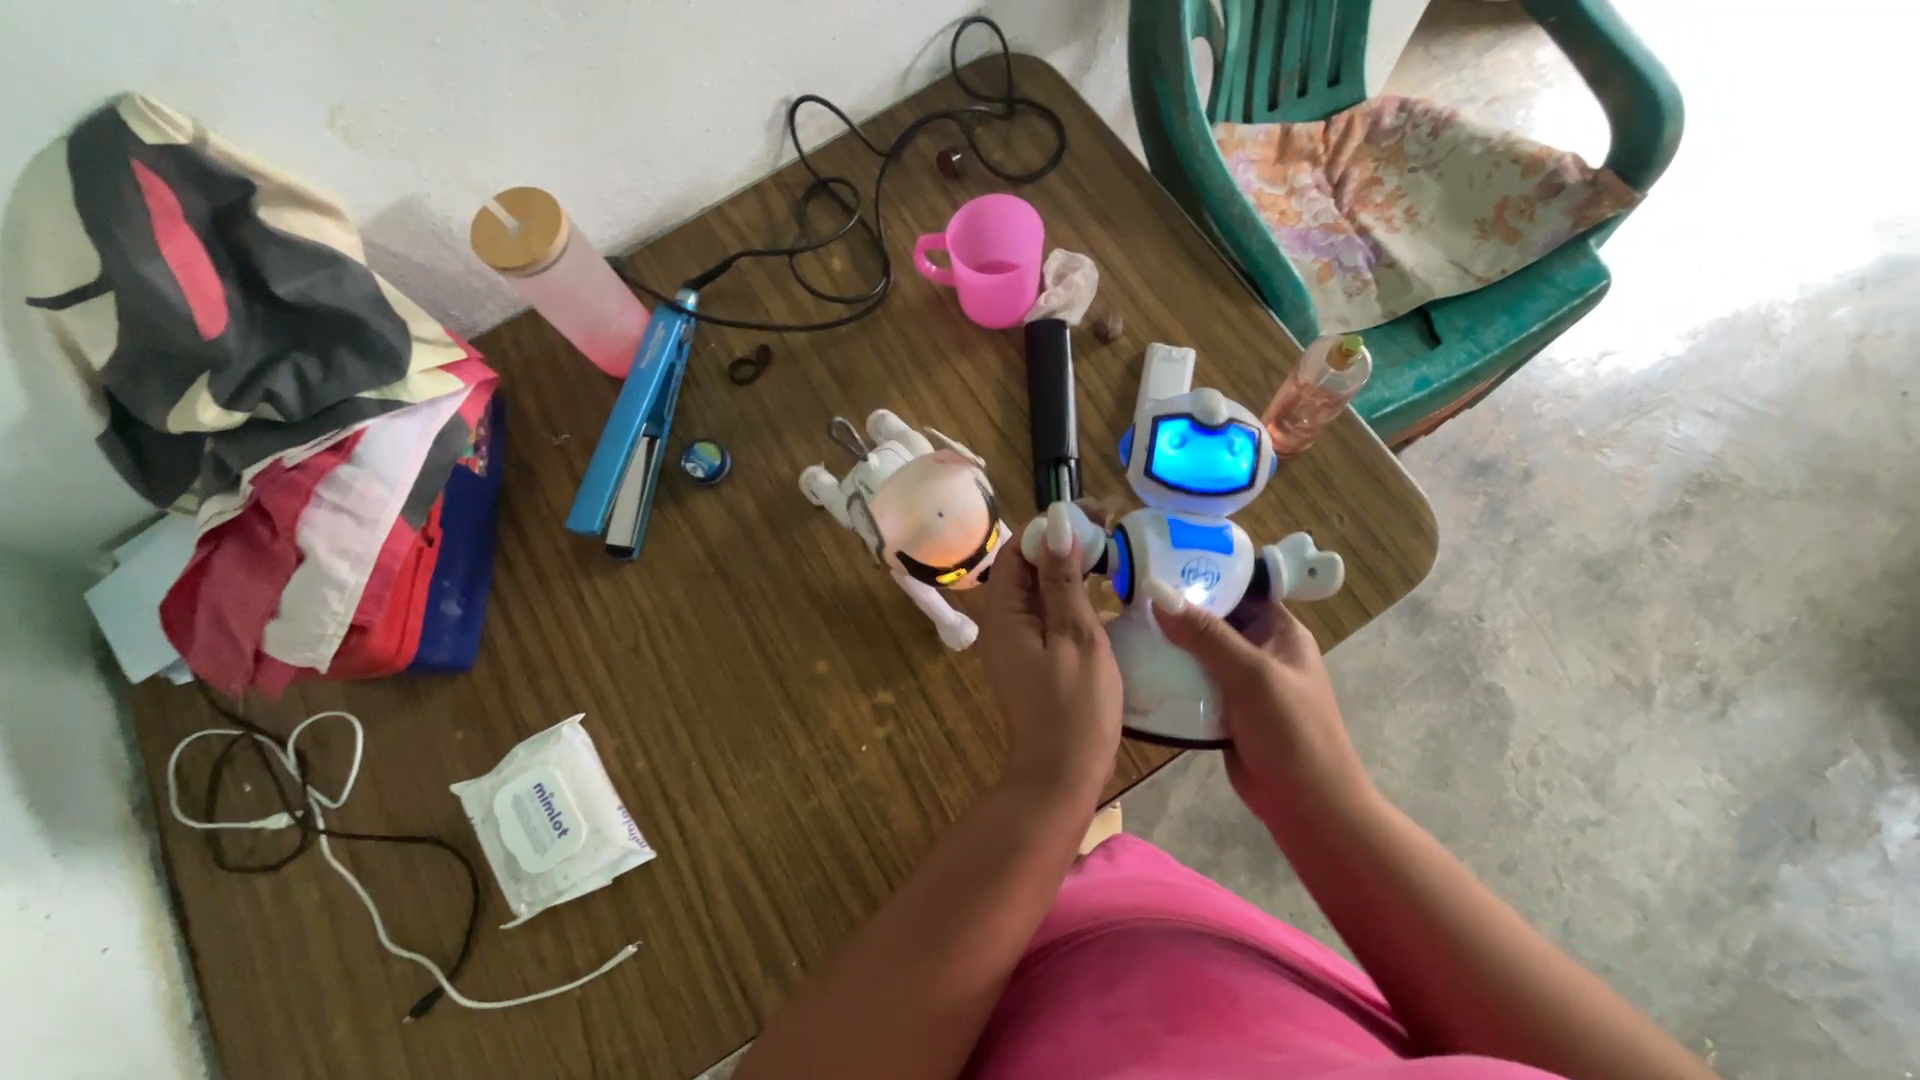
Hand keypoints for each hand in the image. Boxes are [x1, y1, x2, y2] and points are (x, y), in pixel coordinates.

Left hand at [978, 502, 1123, 798]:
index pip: (1019, 549)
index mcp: (1004, 613)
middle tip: (1111, 531)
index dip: (1053, 526)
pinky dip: (1072, 596)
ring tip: (1112, 555)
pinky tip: (1102, 593)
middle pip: (1027, 567)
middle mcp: (1002, 622)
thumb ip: (1064, 580)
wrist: (1061, 775)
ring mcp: (1017, 642)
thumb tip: (1056, 524)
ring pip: (1040, 589)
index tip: (1094, 515)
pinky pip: (1048, 613)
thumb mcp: (1076, 637)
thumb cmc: (1073, 708)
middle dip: (1064, 544)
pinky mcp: (1034, 657)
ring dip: (1070, 568)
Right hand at [1145, 580, 1372, 828]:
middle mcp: (1258, 649)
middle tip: (1127, 592)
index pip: (1240, 586)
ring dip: (1166, 643)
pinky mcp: (1219, 710)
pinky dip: (1166, 676)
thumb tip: (1158, 592)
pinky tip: (1134, 667)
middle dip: (1175, 608)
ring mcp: (1238, 682)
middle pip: (1212, 618)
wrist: (1306, 805)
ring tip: (1122, 623)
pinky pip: (1189, 684)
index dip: (1204, 571)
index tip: (1158, 558)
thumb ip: (1206, 635)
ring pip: (1195, 652)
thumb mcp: (1251, 675)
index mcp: (1278, 631)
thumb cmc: (1291, 731)